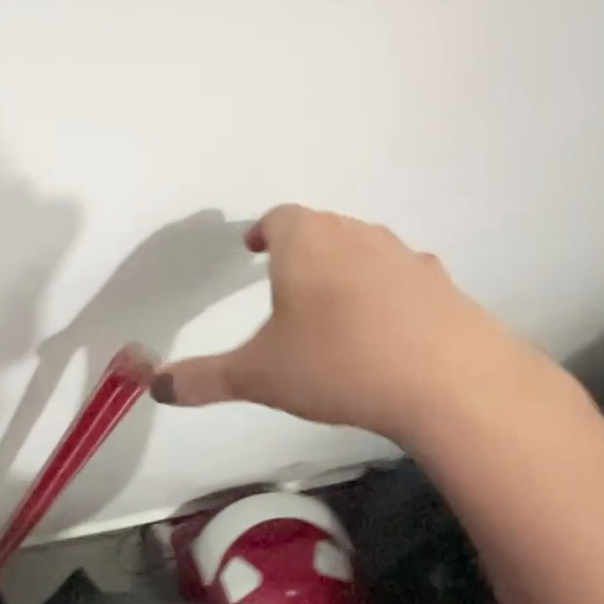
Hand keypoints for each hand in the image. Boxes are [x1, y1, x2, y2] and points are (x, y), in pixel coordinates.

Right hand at [151, 205, 559, 442]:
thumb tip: (156, 386)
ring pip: (364, 252)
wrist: (447, 380)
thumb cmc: (336, 364)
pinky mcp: (441, 288)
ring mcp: (405, 259)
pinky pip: (400, 281)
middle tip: (283, 279)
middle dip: (301, 249)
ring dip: (342, 270)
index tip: (254, 247)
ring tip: (328, 308)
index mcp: (307, 243)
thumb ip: (202, 379)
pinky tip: (378, 332)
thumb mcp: (256, 377)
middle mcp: (357, 237)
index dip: (263, 230)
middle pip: (324, 228)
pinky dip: (382, 296)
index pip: (280, 217)